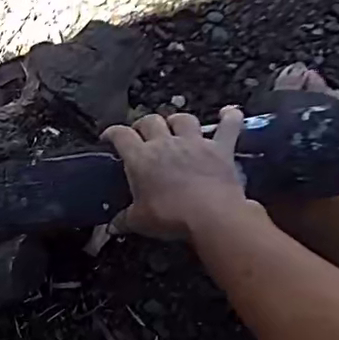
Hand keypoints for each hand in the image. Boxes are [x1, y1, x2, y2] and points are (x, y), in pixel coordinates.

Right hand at [100, 107, 253, 240]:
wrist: (211, 215)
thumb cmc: (170, 216)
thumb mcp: (140, 221)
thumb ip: (124, 220)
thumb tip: (112, 227)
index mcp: (140, 157)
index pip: (121, 135)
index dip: (112, 132)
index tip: (109, 137)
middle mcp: (165, 143)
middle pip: (151, 120)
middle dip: (144, 124)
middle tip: (142, 134)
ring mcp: (195, 142)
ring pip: (183, 119)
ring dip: (177, 120)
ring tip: (174, 126)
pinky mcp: (221, 148)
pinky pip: (228, 125)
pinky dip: (229, 117)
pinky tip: (228, 112)